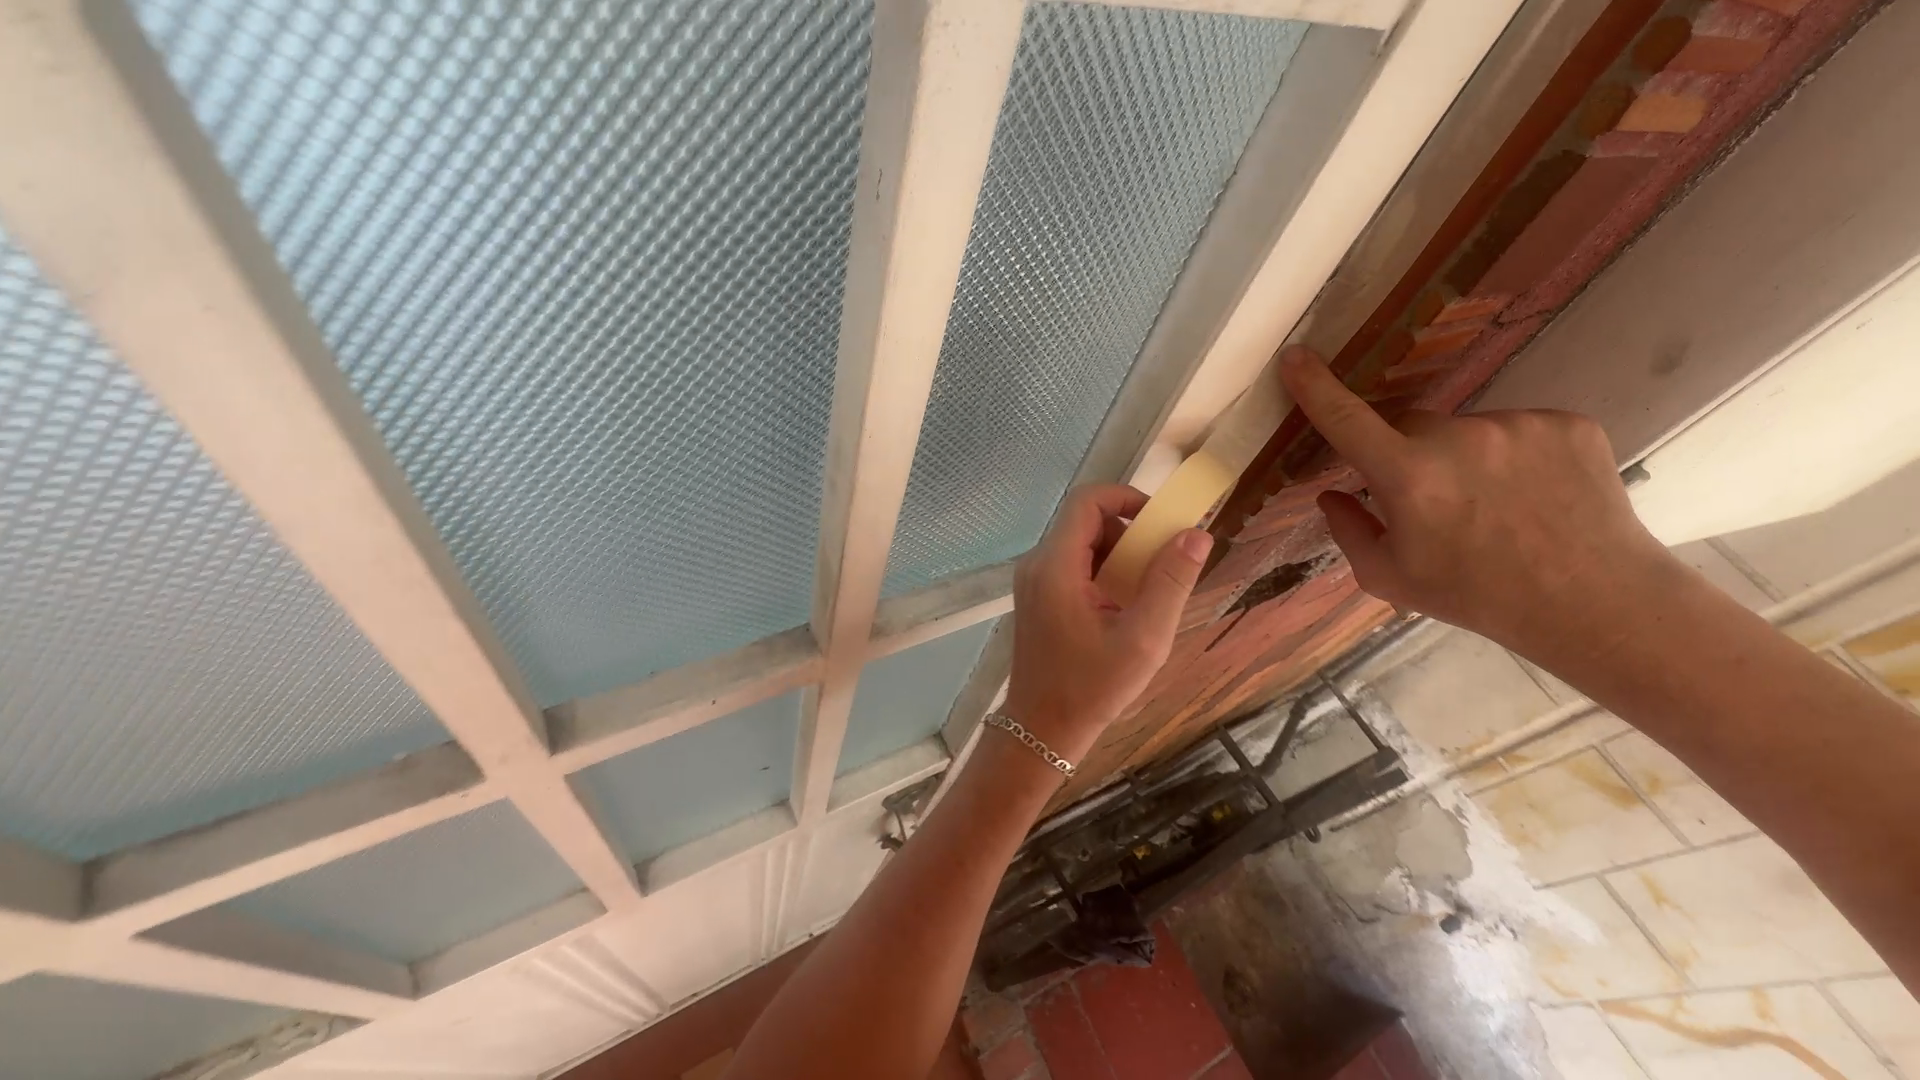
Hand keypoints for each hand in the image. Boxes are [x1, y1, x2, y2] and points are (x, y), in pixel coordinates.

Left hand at [1003, 485, 1212, 761]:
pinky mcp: (1036, 599)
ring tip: (1144, 596)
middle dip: (1128, 535)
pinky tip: (1122, 610)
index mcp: (1055, 566)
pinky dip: (1102, 575)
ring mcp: (1032, 582)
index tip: (1162, 524)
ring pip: (1080, 544)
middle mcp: (1036, 565)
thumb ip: (1170, 583)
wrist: (1041, 731)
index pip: (1088, 500)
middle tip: (1159, 569)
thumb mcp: (1143, 639)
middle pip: (1085, 521)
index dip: (1128, 498)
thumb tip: (1196, 534)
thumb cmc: (1092, 689)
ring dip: (1118, 557)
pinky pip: (1072, 567)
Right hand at [1279, 346, 1677, 651]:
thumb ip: (1349, 532)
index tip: (1295, 357)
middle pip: (1410, 427)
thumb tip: (1332, 494)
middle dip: (1409, 455)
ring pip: (1468, 430)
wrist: (1594, 602)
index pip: (1346, 420)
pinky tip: (1535, 496)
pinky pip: (1520, 429)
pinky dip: (1517, 457)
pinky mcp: (1566, 422)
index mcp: (1409, 478)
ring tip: (1499, 507)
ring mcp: (1517, 424)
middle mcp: (1460, 439)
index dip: (1314, 387)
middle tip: (1436, 505)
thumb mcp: (1390, 579)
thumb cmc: (1477, 596)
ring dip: (1467, 458)